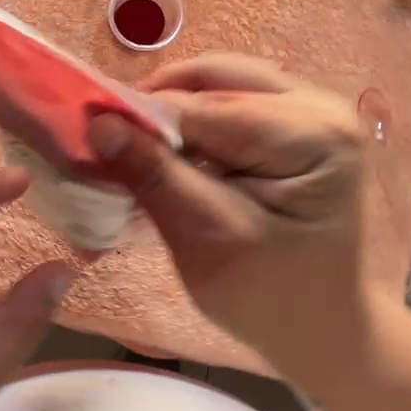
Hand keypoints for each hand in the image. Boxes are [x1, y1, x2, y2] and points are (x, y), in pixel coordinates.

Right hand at [87, 54, 376, 378]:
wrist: (325, 332)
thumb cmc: (270, 299)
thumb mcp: (206, 241)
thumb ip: (155, 177)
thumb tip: (98, 122)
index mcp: (312, 134)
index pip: (204, 107)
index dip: (139, 118)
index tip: (85, 142)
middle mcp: (320, 105)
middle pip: (212, 78)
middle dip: (153, 107)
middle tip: (107, 144)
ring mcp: (312, 112)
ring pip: (216, 85)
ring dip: (169, 115)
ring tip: (132, 154)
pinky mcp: (297, 126)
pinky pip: (229, 104)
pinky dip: (189, 127)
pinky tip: (166, 161)